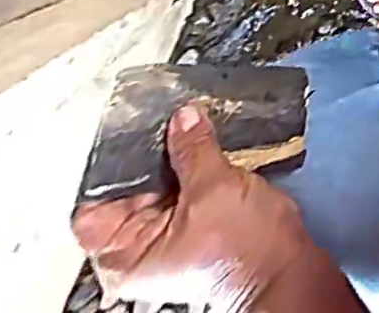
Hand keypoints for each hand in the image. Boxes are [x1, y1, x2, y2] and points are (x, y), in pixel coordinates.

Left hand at [72, 105, 355, 312]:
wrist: (283, 262)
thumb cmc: (241, 243)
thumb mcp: (214, 189)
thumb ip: (194, 150)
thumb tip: (182, 116)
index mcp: (124, 254)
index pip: (95, 205)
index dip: (113, 165)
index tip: (134, 128)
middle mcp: (140, 246)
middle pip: (132, 188)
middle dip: (153, 152)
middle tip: (170, 116)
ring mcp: (169, 232)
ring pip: (163, 183)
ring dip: (180, 154)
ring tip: (194, 121)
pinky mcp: (197, 219)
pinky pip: (187, 185)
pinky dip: (197, 162)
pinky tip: (210, 139)